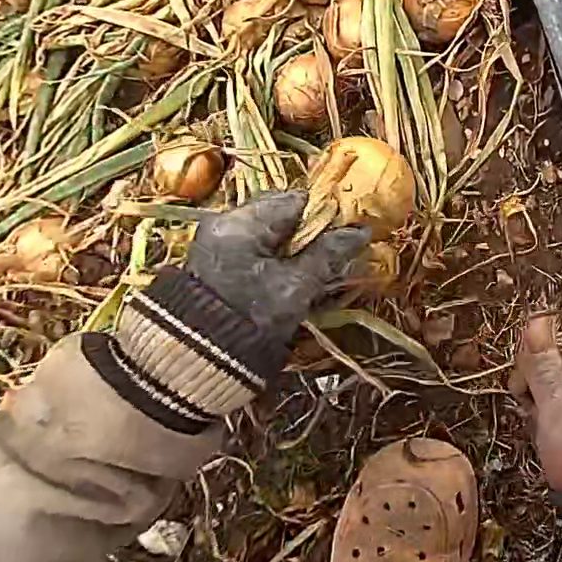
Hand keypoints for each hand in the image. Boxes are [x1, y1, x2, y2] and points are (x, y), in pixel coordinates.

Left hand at [187, 190, 370, 356]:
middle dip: (311, 232)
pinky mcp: (217, 264)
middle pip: (282, 215)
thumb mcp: (297, 284)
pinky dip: (279, 258)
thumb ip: (329, 253)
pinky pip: (257, 249)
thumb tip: (362, 230)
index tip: (347, 234)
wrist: (200, 361)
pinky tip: (294, 277)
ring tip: (317, 269)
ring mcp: (218, 243)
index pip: (295, 200)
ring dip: (297, 247)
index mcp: (242, 222)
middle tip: (335, 253)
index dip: (326, 213)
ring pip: (271, 233)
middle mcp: (225, 223)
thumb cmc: (253, 317)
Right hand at [512, 316, 561, 492]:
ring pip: (554, 396)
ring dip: (540, 411)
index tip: (520, 391)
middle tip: (531, 416)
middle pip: (550, 372)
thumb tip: (535, 321)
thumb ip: (543, 366)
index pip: (547, 350)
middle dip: (532, 391)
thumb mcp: (553, 406)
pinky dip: (552, 426)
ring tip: (540, 434)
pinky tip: (551, 443)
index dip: (527, 368)